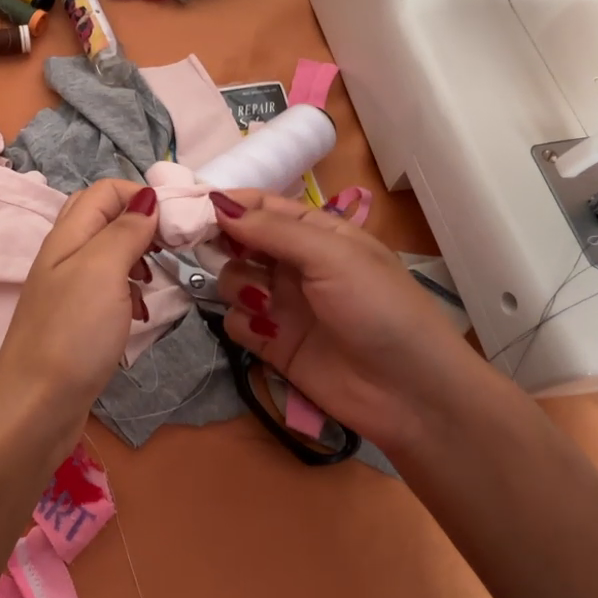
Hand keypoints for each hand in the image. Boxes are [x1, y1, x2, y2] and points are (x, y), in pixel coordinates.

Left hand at [0, 180, 157, 456]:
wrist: (36, 407)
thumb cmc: (72, 334)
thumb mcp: (102, 271)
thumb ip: (124, 230)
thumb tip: (146, 198)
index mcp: (67, 235)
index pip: (105, 190)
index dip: (142, 195)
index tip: (178, 221)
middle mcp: (63, 255)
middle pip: (104, 217)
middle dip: (142, 223)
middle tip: (171, 247)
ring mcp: (67, 290)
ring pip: (108, 253)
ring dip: (138, 258)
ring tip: (155, 280)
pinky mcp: (76, 321)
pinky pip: (107, 289)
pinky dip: (129, 292)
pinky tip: (140, 313)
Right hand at [210, 189, 497, 450]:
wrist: (410, 394)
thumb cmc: (379, 308)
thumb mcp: (331, 256)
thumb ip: (271, 230)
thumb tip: (216, 203)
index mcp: (316, 233)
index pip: (259, 206)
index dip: (225, 204)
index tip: (187, 208)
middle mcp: (294, 263)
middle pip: (238, 240)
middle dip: (220, 243)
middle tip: (205, 248)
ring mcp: (282, 303)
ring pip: (231, 279)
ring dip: (237, 285)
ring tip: (262, 303)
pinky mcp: (272, 342)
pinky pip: (234, 320)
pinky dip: (241, 322)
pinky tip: (264, 331)